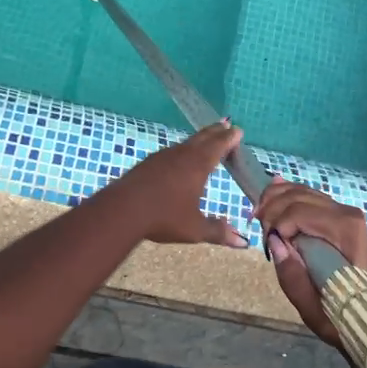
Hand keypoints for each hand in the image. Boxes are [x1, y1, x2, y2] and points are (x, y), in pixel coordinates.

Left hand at [101, 123, 250, 247]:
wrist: (123, 209)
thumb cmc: (164, 217)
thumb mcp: (195, 228)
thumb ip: (218, 232)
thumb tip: (243, 242)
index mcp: (198, 165)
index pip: (218, 146)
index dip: (229, 138)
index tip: (237, 130)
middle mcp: (182, 155)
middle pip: (202, 138)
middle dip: (216, 131)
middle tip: (226, 125)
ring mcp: (163, 156)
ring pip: (186, 143)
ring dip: (199, 139)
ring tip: (206, 141)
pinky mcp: (149, 163)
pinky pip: (172, 151)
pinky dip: (183, 150)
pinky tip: (178, 159)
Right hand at [254, 177, 366, 347]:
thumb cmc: (343, 319)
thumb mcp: (314, 312)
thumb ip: (294, 279)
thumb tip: (274, 241)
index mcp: (346, 234)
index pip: (301, 212)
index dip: (277, 222)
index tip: (265, 243)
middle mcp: (348, 216)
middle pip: (299, 197)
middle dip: (273, 207)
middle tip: (256, 225)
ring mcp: (345, 213)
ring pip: (303, 191)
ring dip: (276, 197)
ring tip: (259, 214)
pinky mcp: (340, 216)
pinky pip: (309, 196)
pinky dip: (287, 195)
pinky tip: (272, 195)